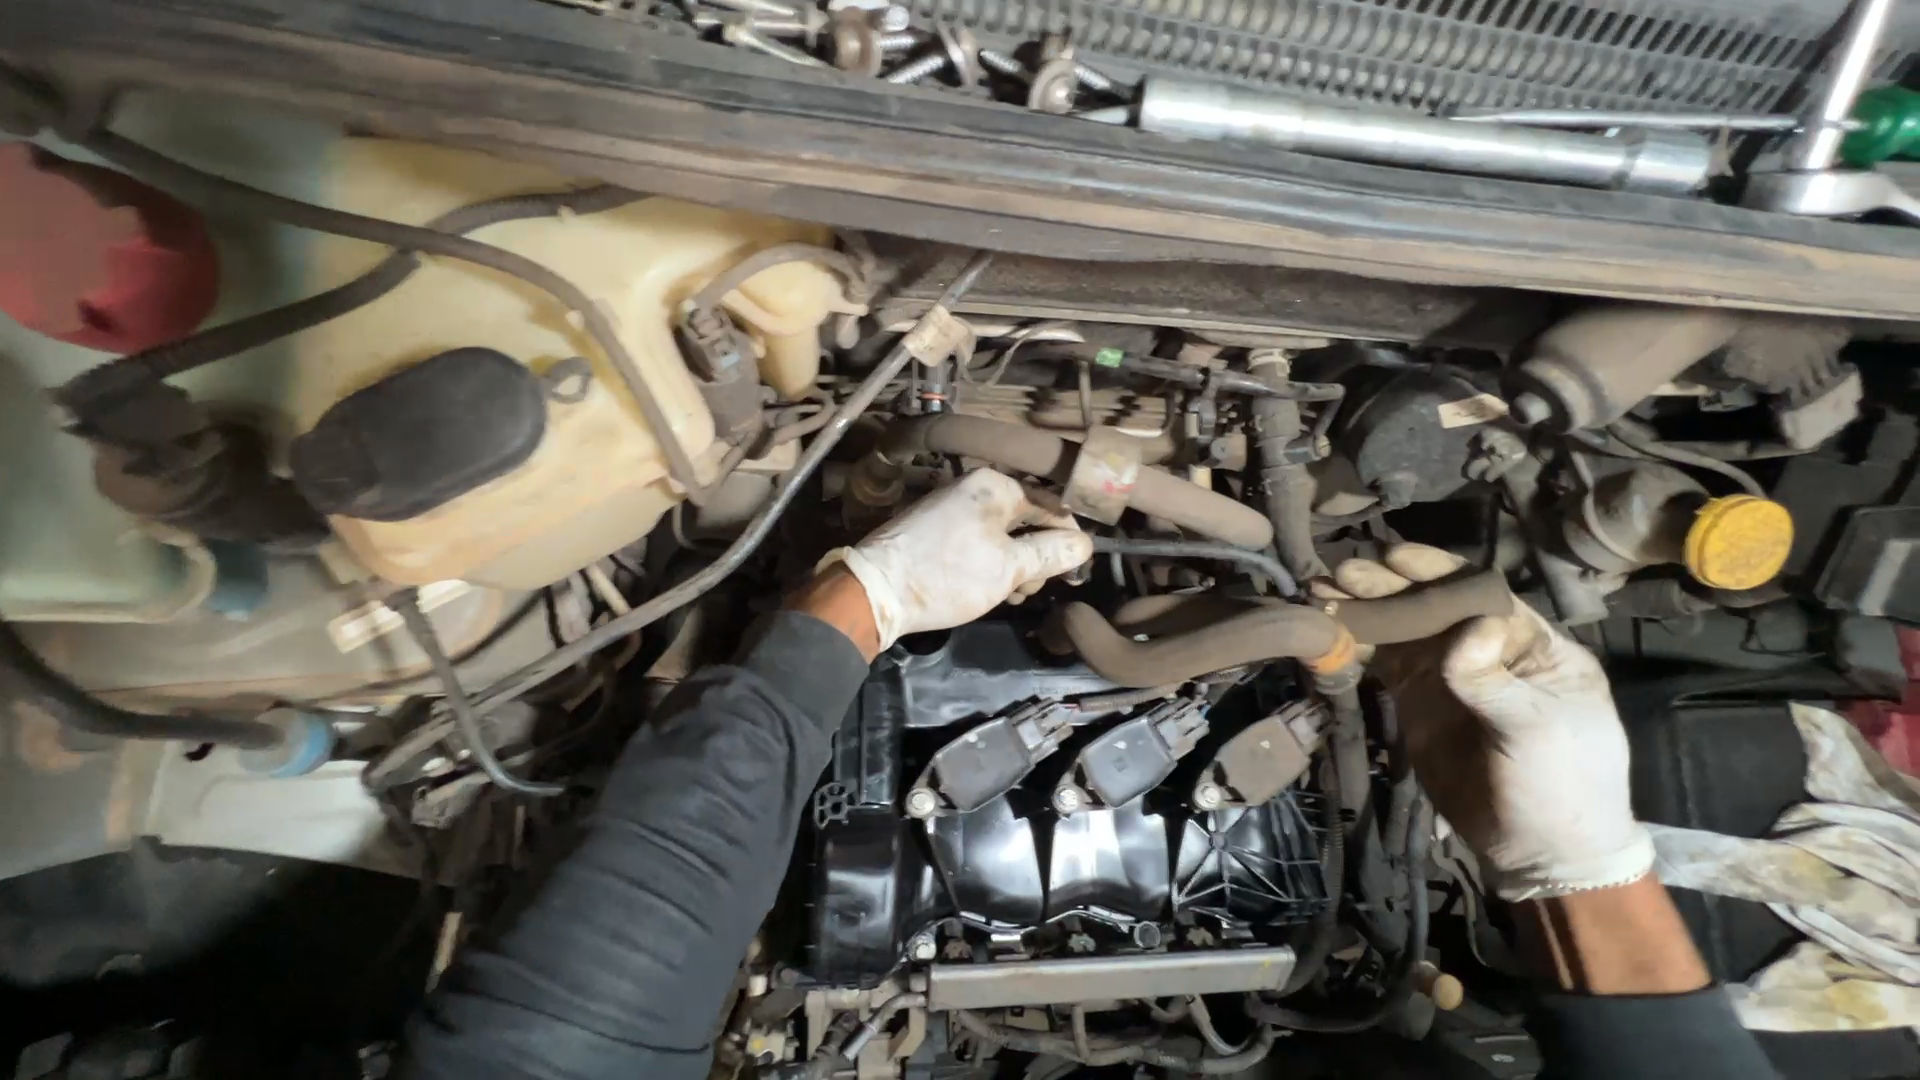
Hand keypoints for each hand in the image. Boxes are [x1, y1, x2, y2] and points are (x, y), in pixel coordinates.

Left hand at [825, 468, 1093, 650]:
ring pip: (1003, 535)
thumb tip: (1085, 543)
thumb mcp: (1009, 569)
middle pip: (1027, 520)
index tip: (1077, 569)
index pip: (1052, 504)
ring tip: (1011, 595)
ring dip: (1015, 566)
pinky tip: (991, 589)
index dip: (1069, 537)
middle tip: (1033, 589)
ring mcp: (953, 507)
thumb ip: (1051, 553)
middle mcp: (974, 488)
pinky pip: (979, 541)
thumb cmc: (946, 575)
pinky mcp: (938, 528)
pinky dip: (991, 564)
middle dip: (1038, 558)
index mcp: (994, 485)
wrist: (876, 590)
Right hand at [1325, 544, 1653, 900]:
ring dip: (1360, 606)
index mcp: (1530, 643)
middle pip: (1428, 603)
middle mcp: (1483, 646)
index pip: (1478, 594)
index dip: (1435, 571)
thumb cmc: (1561, 784)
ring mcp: (1444, 670)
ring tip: (1319, 588)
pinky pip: (1378, 658)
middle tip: (1341, 572)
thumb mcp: (1539, 731)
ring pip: (1398, 625)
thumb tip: (1468, 628)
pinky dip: (1351, 641)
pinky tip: (1324, 627)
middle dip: (1386, 584)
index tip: (1394, 557)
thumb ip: (1496, 680)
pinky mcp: (1414, 694)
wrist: (1536, 847)